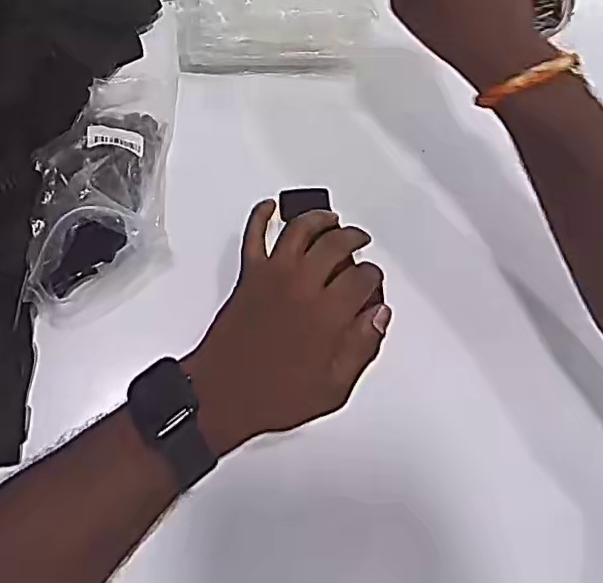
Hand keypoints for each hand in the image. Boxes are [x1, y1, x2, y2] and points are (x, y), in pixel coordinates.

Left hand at [180, 201, 388, 454]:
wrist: (224, 390)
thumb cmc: (273, 394)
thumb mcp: (334, 386)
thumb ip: (362, 346)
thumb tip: (378, 316)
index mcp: (327, 315)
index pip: (363, 278)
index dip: (374, 277)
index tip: (373, 283)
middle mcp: (301, 285)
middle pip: (336, 244)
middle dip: (354, 238)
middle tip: (360, 241)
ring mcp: (272, 274)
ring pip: (299, 229)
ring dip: (317, 218)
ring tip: (330, 219)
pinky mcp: (248, 273)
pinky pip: (254, 234)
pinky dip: (260, 216)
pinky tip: (269, 208)